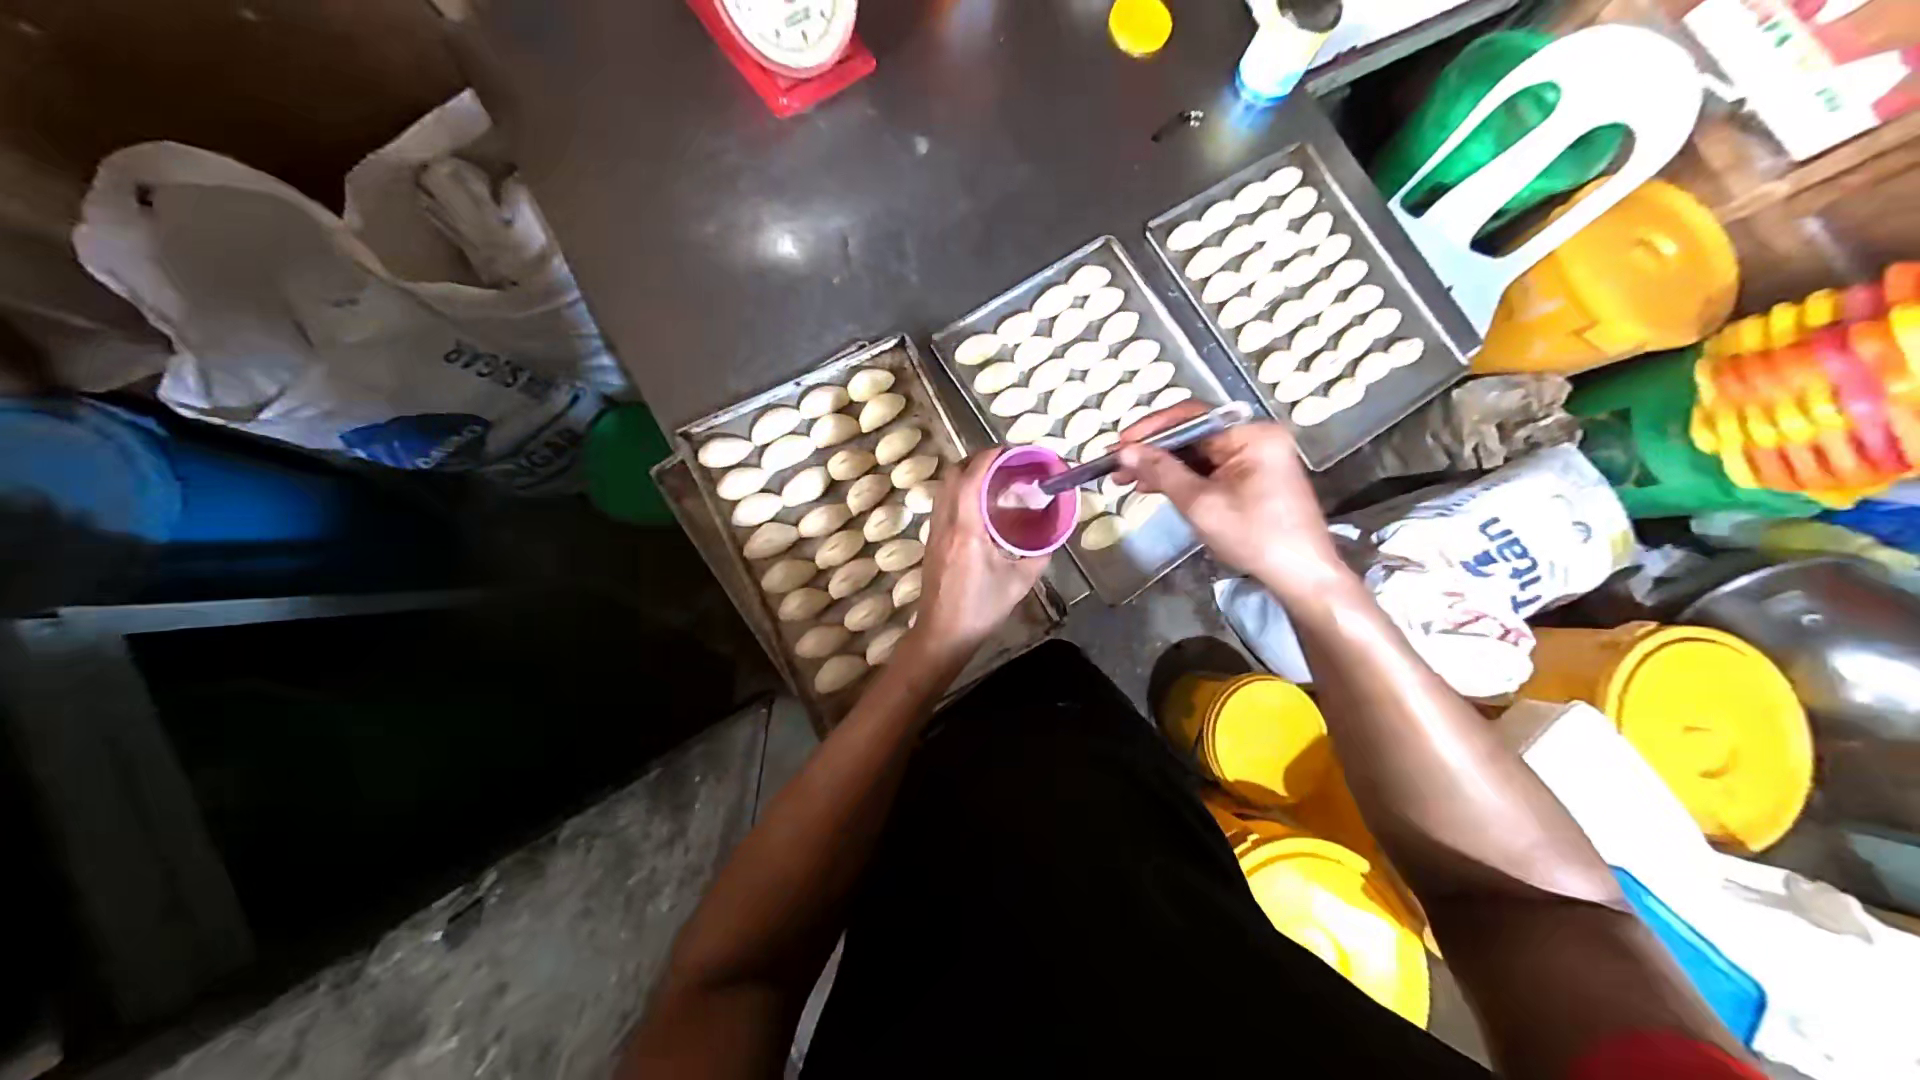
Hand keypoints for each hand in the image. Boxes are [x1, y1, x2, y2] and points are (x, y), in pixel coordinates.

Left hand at [913, 449, 1050, 650]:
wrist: (943, 634)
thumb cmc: (981, 608)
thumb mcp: (1019, 581)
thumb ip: (1039, 553)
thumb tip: (1053, 533)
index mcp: (966, 529)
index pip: (971, 477)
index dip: (990, 457)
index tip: (1011, 451)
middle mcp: (945, 523)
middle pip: (953, 474)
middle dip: (978, 461)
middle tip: (1006, 465)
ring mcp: (934, 531)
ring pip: (946, 487)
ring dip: (968, 476)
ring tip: (997, 482)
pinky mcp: (932, 541)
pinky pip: (945, 503)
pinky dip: (962, 493)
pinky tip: (983, 507)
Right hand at [1115, 404, 1345, 597]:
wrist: (1301, 574)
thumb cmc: (1254, 537)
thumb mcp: (1200, 504)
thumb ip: (1161, 471)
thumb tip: (1125, 451)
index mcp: (1250, 435)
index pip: (1190, 417)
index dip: (1150, 429)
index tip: (1119, 445)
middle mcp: (1255, 437)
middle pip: (1193, 433)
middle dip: (1153, 450)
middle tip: (1117, 465)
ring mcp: (1255, 457)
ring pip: (1198, 453)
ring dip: (1163, 465)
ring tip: (1127, 479)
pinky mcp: (1252, 477)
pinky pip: (1209, 468)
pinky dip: (1182, 477)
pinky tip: (1154, 486)